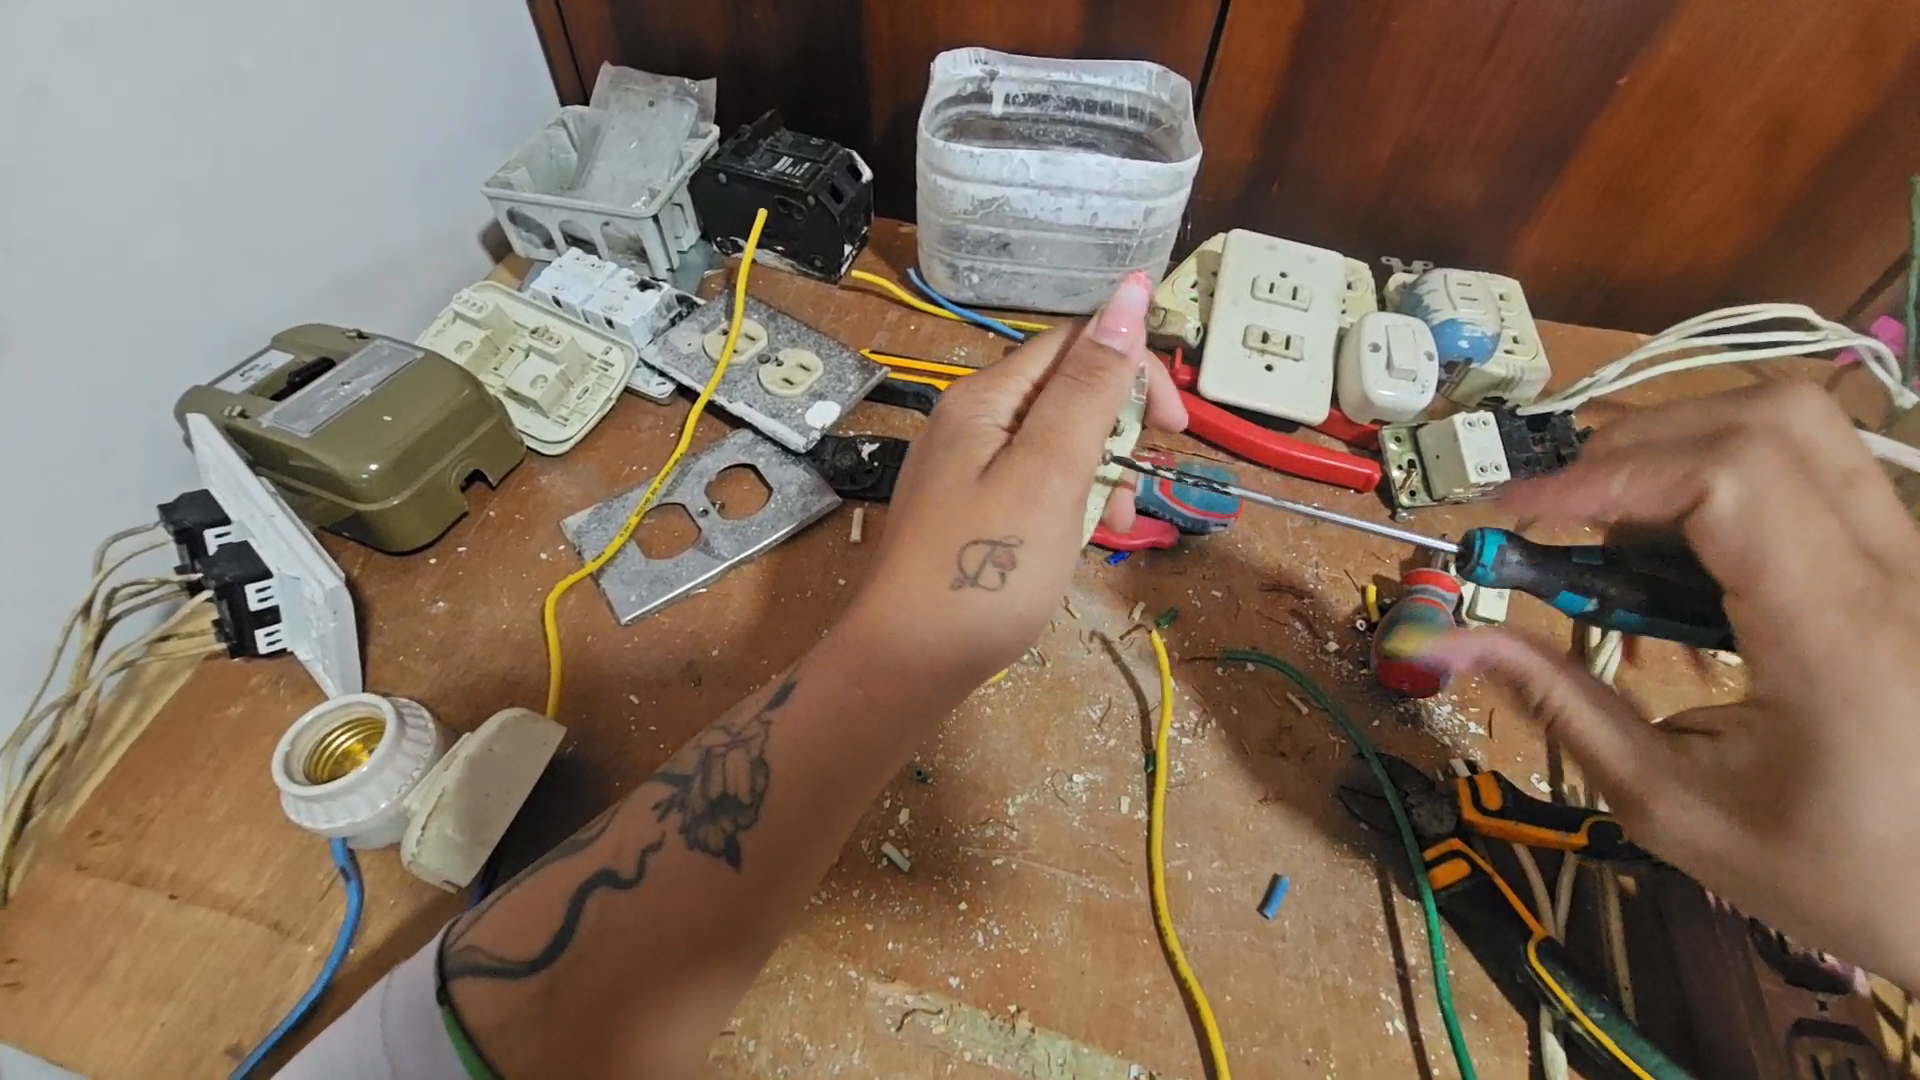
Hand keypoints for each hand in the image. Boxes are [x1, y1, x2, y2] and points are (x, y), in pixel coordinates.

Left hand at [838, 271, 1187, 695]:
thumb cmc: (987, 568)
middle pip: (1063, 396)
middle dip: (1113, 437)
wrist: (909, 661)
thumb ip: (1091, 385)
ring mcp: (964, 471)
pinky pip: (1030, 488)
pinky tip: (1077, 543)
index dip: (1132, 370)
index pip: (1074, 345)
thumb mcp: (1050, 471)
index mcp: (985, 400)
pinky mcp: (968, 513)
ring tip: (1109, 529)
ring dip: (1094, 479)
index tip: (1174, 427)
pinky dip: (1063, 508)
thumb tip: (1129, 289)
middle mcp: (970, 424)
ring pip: (1052, 448)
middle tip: (1131, 494)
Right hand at [1422, 382, 1919, 989]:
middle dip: (1633, 444)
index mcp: (1844, 639)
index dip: (1599, 474)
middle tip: (1557, 509)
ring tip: (1608, 531)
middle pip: (1770, 420)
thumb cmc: (1833, 872)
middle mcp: (1904, 576)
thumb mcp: (1667, 803)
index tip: (1511, 510)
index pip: (1725, 480)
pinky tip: (1673, 559)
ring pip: (1798, 428)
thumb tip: (1445, 641)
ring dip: (1673, 454)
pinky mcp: (1912, 567)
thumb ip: (1555, 701)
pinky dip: (1713, 485)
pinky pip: (1811, 473)